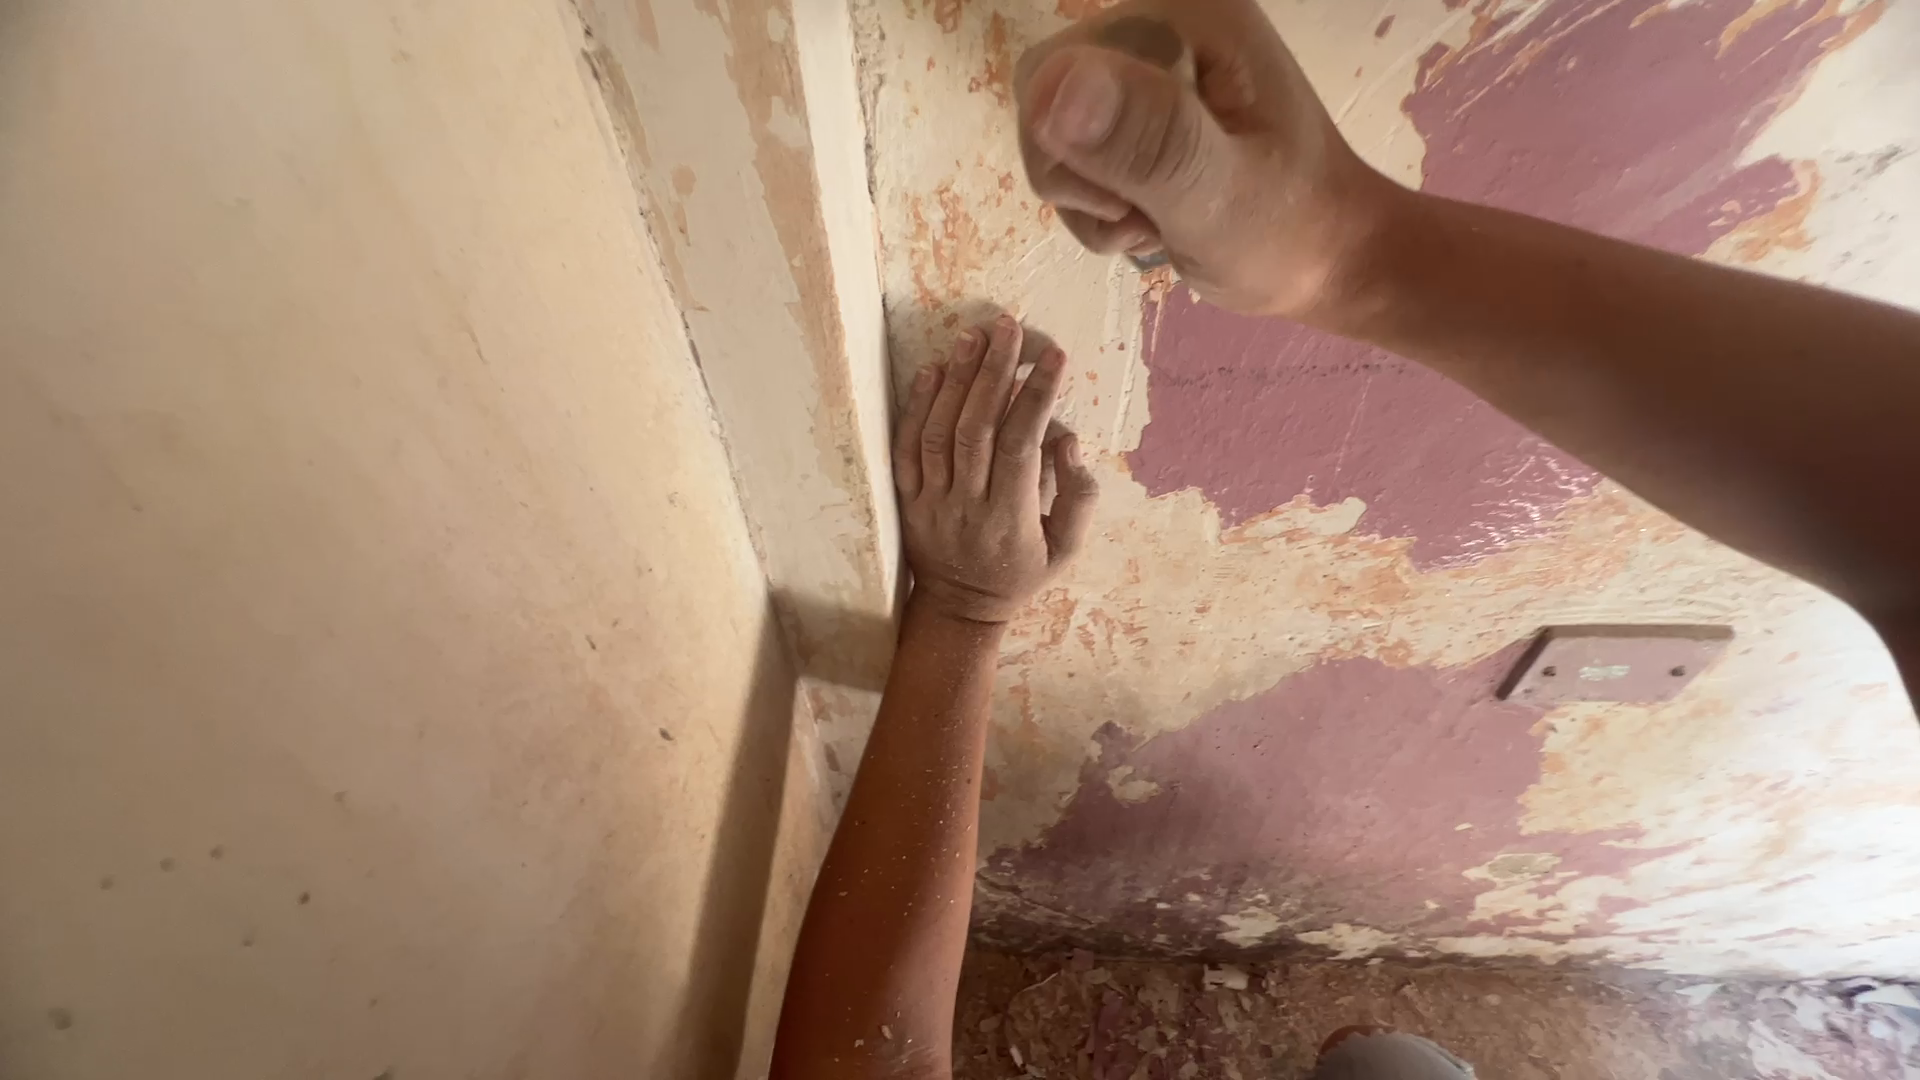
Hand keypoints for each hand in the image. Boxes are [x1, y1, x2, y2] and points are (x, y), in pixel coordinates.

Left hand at [894, 318, 1098, 623]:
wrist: (959, 610)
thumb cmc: (1019, 575)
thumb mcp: (1065, 552)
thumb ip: (1078, 499)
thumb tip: (1069, 442)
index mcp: (1010, 518)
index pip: (1021, 445)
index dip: (1036, 397)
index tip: (1054, 355)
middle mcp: (966, 506)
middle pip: (977, 429)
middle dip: (994, 373)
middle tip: (1007, 327)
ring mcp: (931, 502)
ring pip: (939, 433)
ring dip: (955, 380)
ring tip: (971, 335)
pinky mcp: (906, 500)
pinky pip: (905, 450)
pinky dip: (915, 408)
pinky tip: (929, 370)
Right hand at [1015, 0, 1400, 319]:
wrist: (1324, 263)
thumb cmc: (1285, 235)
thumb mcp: (1218, 195)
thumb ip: (1145, 141)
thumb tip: (1050, 91)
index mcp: (1183, 18)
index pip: (1050, 71)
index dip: (1071, 153)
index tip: (1136, 198)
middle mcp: (1159, 29)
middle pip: (1045, 107)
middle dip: (1082, 183)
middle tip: (1148, 213)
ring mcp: (1151, 76)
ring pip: (1057, 144)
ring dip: (1093, 205)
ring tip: (1156, 220)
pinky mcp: (1148, 119)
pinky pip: (1081, 164)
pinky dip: (1103, 210)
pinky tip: (1153, 220)